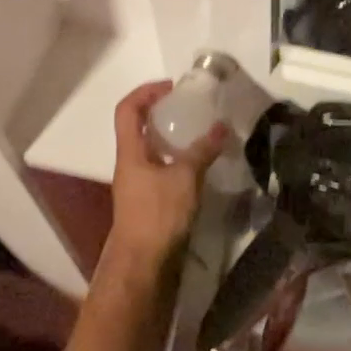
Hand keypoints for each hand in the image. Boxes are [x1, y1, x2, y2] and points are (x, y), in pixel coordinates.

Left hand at [104, 81, 227, 269]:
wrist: (144, 263)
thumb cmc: (158, 215)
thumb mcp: (184, 178)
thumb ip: (202, 151)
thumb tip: (222, 127)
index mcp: (130, 152)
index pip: (127, 110)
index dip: (145, 92)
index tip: (172, 87)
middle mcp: (130, 164)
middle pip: (139, 127)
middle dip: (162, 112)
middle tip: (191, 107)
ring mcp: (139, 184)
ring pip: (152, 149)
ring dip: (172, 138)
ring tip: (201, 133)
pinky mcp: (151, 201)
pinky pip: (162, 169)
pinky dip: (179, 160)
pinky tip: (201, 164)